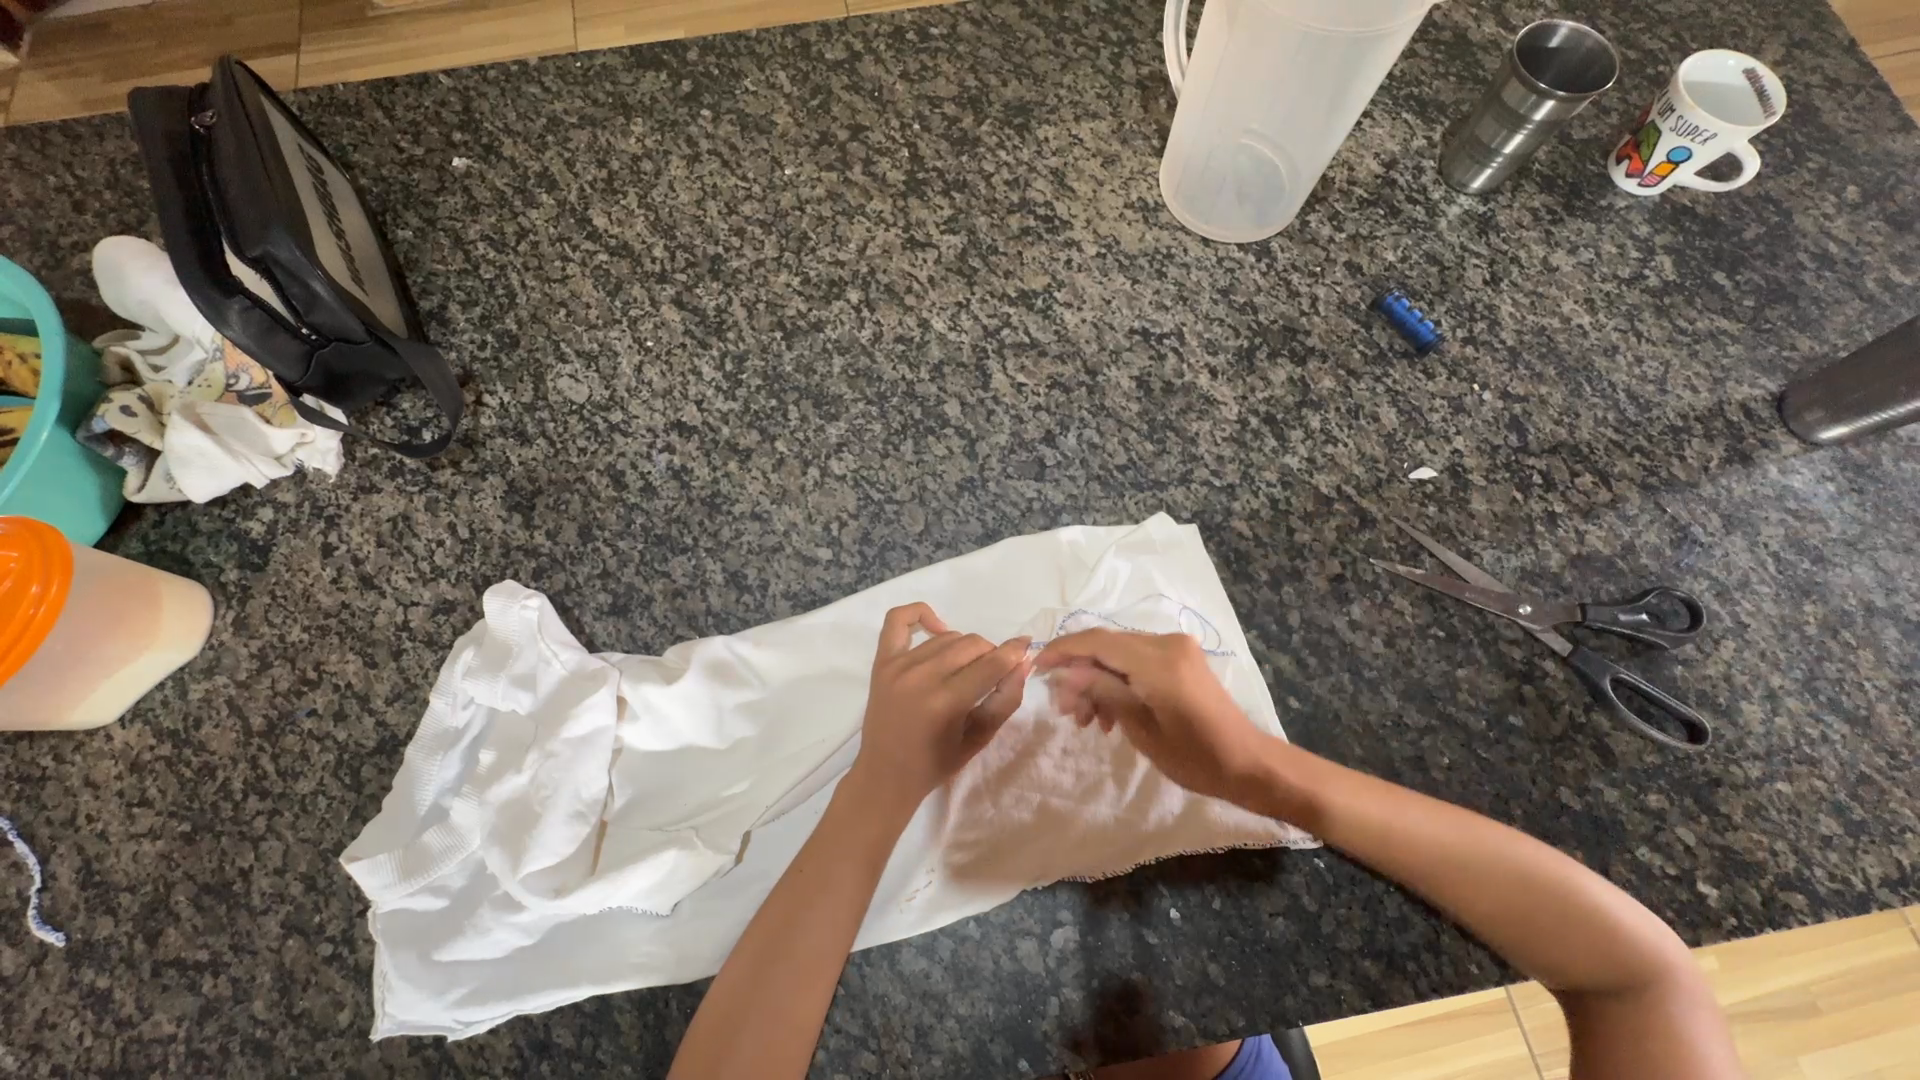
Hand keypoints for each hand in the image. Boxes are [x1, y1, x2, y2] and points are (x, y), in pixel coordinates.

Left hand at [850, 603, 1030, 813]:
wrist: (885, 774)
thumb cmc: (936, 764)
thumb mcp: (979, 739)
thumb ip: (1004, 700)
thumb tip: (1023, 663)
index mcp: (945, 703)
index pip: (990, 665)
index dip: (1014, 654)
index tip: (1026, 650)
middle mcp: (920, 678)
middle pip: (971, 644)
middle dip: (991, 654)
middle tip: (992, 674)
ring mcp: (898, 666)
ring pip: (947, 636)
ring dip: (965, 647)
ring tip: (965, 669)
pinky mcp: (882, 661)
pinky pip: (897, 619)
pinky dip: (920, 614)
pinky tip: (937, 627)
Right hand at [1036, 629, 1269, 803]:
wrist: (1247, 764)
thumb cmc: (1195, 756)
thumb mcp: (1141, 728)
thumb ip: (1102, 692)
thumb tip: (1064, 674)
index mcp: (1158, 660)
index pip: (1097, 641)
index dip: (1062, 651)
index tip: (1035, 669)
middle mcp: (1167, 643)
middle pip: (1105, 646)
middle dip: (1078, 675)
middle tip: (1064, 712)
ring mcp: (1175, 649)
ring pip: (1118, 655)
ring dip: (1096, 682)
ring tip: (1085, 720)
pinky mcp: (1179, 659)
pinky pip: (1136, 661)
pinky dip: (1117, 682)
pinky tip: (1108, 715)